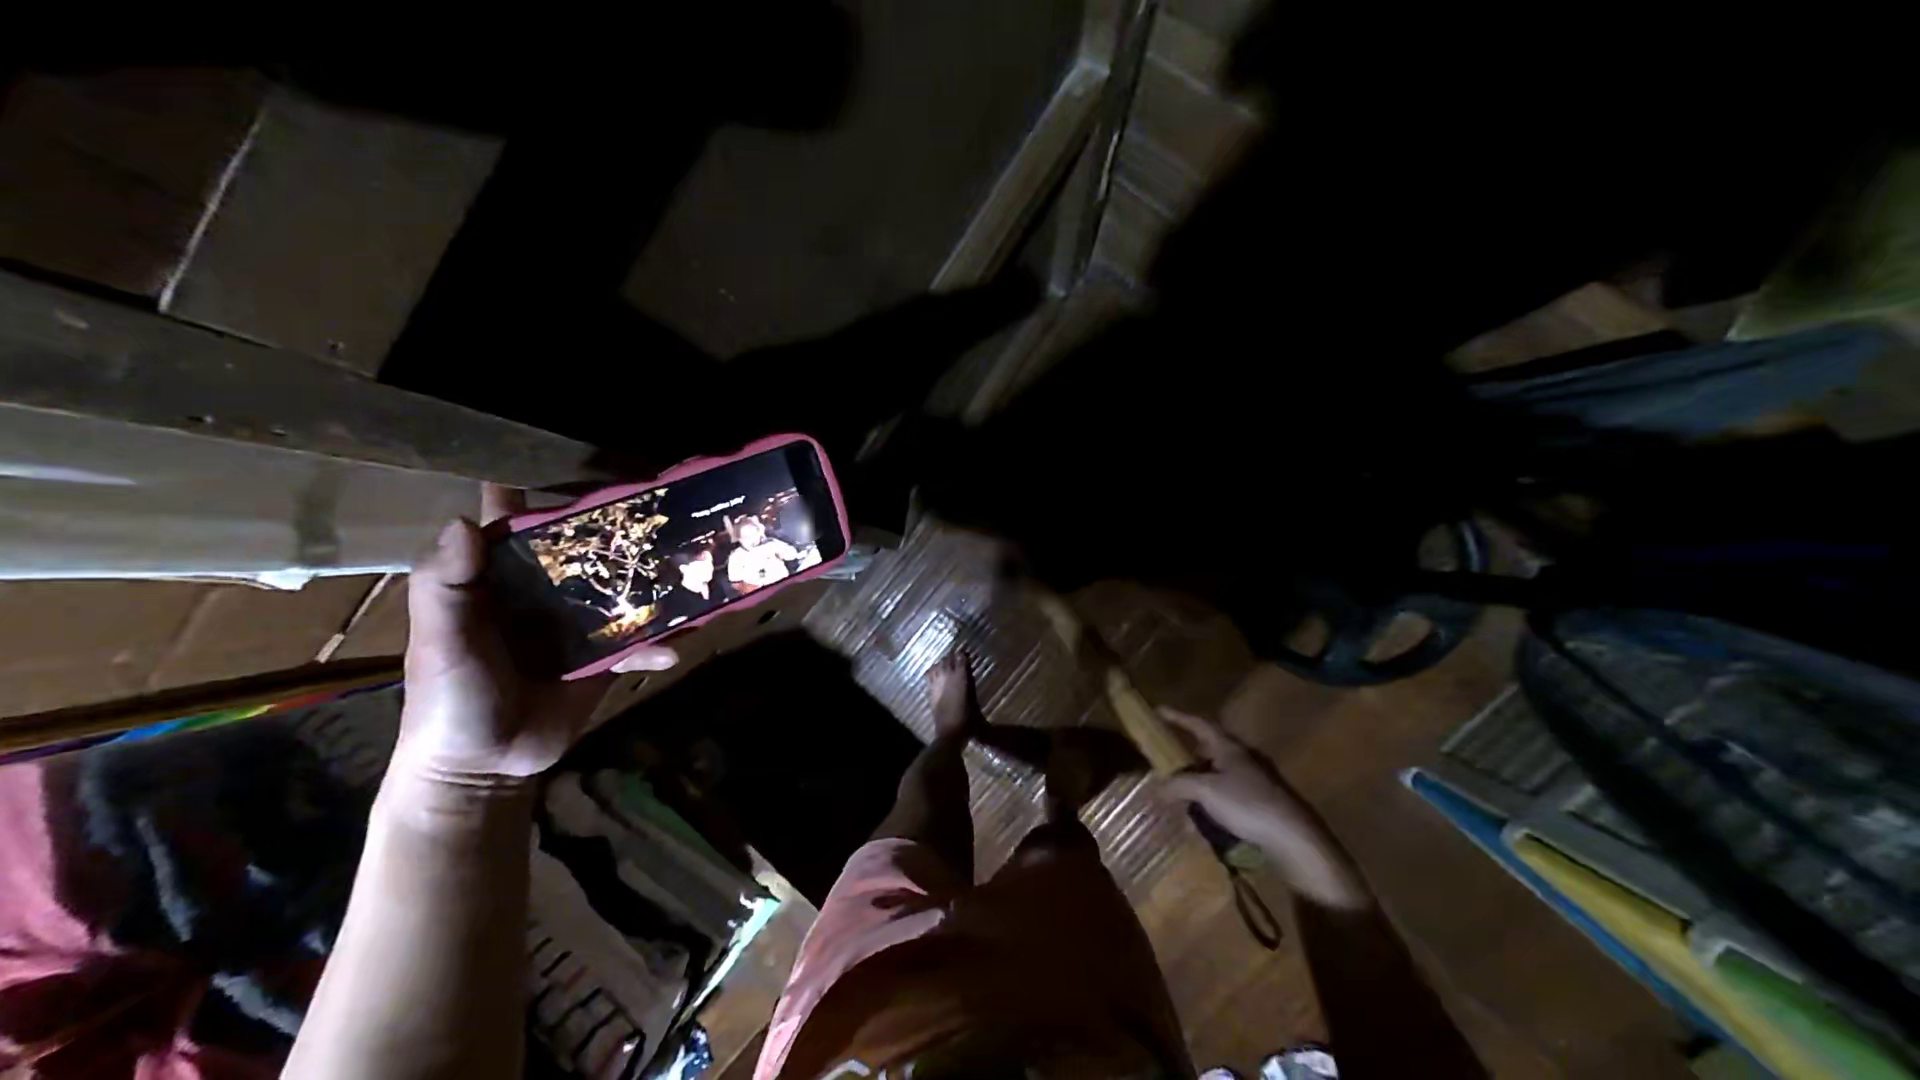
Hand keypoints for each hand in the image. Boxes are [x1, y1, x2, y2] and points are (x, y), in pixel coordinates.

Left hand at [397, 485, 677, 784]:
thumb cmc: (448, 698)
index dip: (542, 491)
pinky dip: (656, 646)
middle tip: (664, 514)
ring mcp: (580, 624)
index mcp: (500, 578)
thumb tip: (466, 520)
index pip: (518, 522)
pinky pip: (638, 643)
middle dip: (621, 534)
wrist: (484, 768)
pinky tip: (669, 650)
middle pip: (587, 550)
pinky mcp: (605, 658)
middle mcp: (544, 592)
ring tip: (690, 575)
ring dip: (655, 586)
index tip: (581, 467)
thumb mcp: (438, 642)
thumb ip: (445, 585)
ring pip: (622, 592)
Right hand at [1158, 707, 1372, 909]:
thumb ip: (1178, 785)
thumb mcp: (1206, 791)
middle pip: (1209, 752)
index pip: (1198, 724)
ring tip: (1180, 806)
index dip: (1178, 717)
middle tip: (1166, 765)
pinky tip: (1201, 828)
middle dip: (1186, 759)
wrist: (1294, 840)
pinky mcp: (1259, 808)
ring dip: (1196, 791)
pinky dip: (1210, 810)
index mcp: (1229, 748)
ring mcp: (1253, 784)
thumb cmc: (1248, 805)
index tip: (1158, 711)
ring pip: (1216, 780)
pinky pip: (1226, 802)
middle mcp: (1241, 761)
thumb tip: (1157, 787)